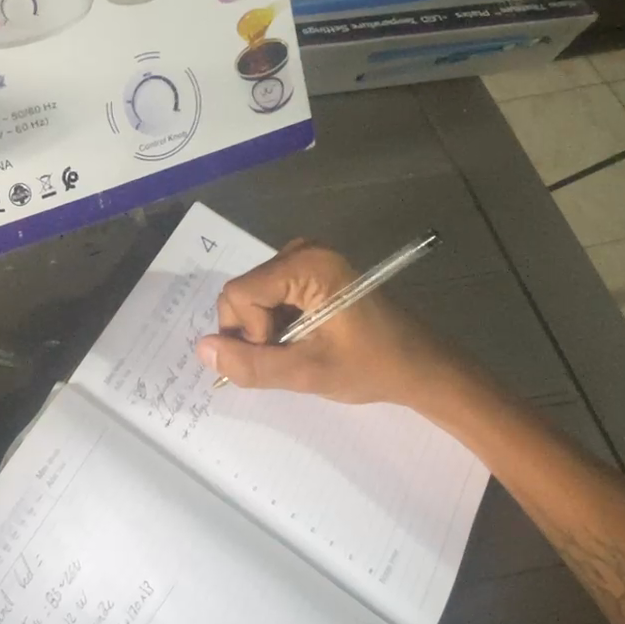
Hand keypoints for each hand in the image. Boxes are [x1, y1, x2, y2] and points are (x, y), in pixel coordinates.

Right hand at [196, 240, 469, 409]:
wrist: (422, 366)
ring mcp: (306, 257)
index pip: (238, 294)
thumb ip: (251, 364)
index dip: (249, 331)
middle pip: (241, 291)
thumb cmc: (372, 367)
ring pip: (251, 295)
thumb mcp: (308, 373)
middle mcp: (302, 250)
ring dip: (263, 328)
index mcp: (306, 265)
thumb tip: (202, 349)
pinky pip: (267, 293)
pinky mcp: (309, 269)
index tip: (284, 353)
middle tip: (290, 354)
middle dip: (254, 329)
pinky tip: (303, 336)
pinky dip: (274, 320)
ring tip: (300, 347)